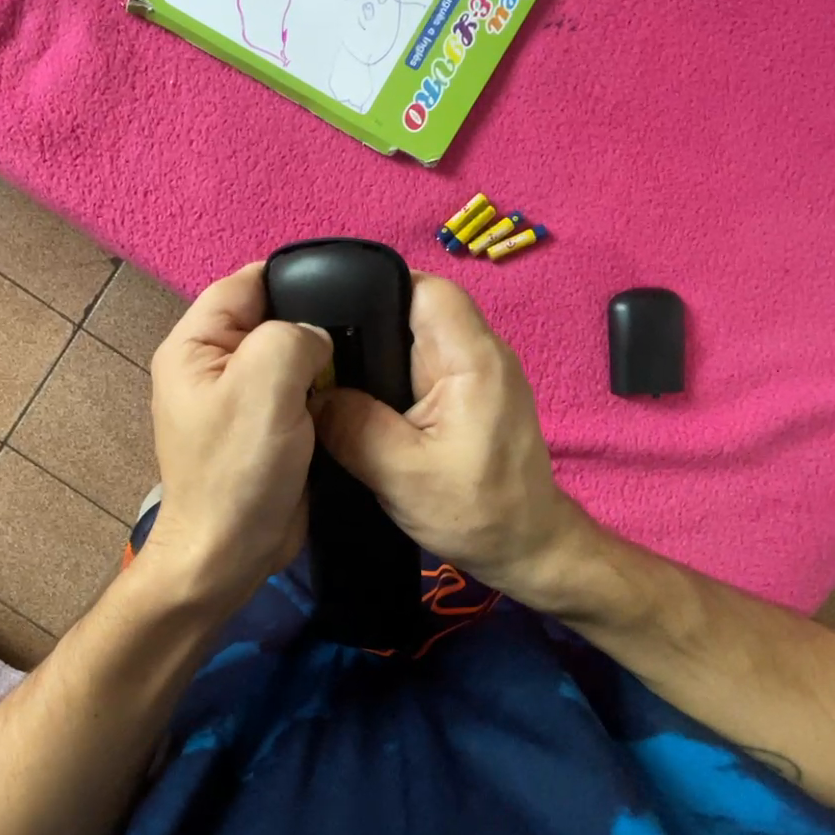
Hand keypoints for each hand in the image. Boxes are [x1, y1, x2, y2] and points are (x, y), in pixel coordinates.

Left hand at [143, 263, 332, 608]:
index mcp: (194, 345)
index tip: (347, 287)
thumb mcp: (264, 383)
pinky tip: (351, 393)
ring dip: (322, 362)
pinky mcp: (262, 429)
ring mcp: (237, 399)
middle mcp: (211, 365)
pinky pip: (297, 393)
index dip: (293, 279)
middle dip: (313, 322)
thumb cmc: (239, 468)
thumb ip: (294, 336)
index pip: (245, 284)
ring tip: (363, 360)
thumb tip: (317, 339)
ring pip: (289, 358)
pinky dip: (322, 392)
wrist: (231, 553)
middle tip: (363, 330)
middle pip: (270, 319)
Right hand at [311, 273, 587, 599]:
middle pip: (415, 307)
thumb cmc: (475, 511)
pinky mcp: (467, 392)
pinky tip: (359, 397)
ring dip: (374, 350)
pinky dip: (388, 372)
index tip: (326, 310)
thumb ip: (351, 427)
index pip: (425, 288)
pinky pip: (420, 361)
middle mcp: (478, 352)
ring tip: (329, 373)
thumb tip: (308, 394)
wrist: (526, 547)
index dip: (374, 287)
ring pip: (414, 335)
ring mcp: (475, 371)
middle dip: (364, 320)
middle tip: (313, 349)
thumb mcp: (400, 475)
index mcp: (470, 358)